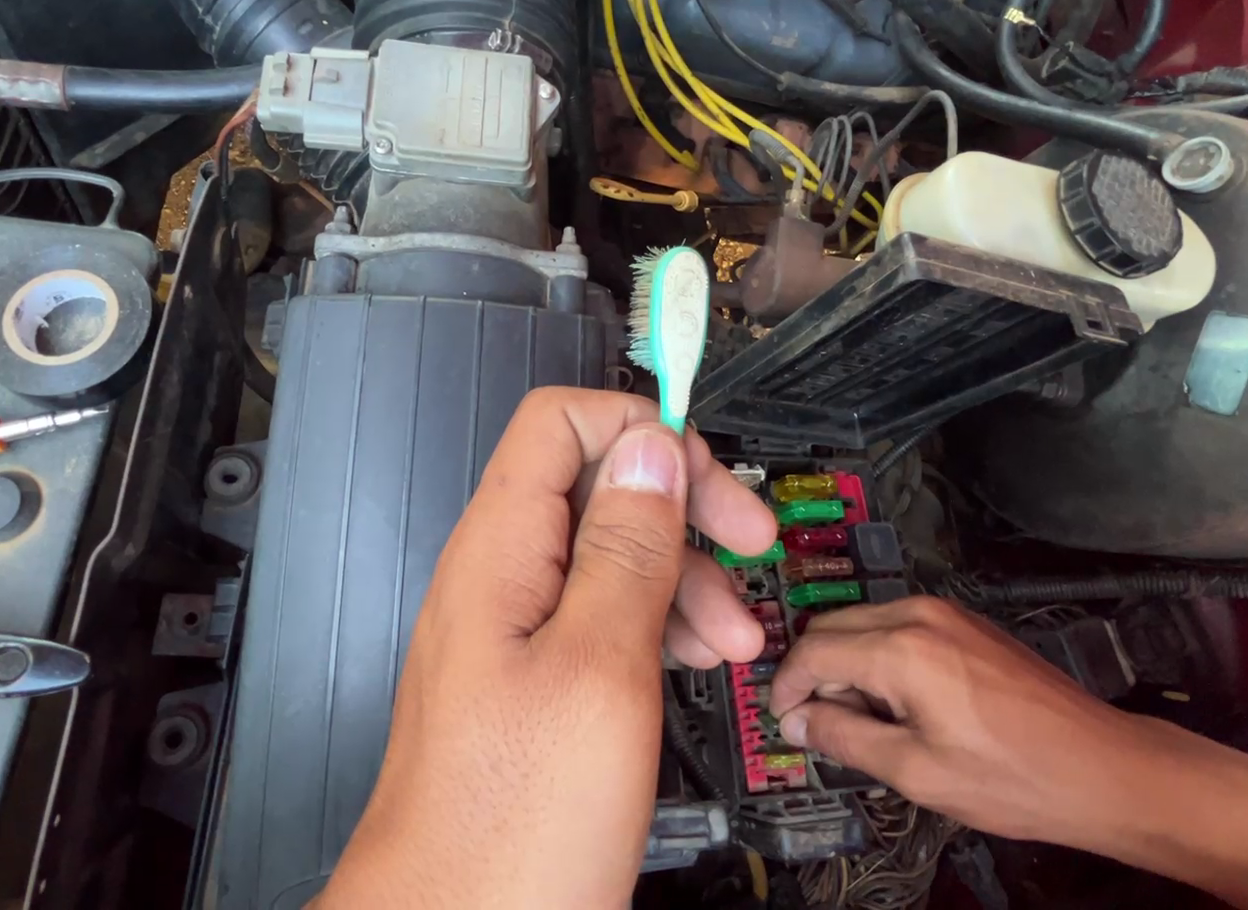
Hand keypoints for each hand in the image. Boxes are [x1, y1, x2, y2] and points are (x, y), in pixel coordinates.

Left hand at [319, 387, 776, 907]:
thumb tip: (650, 451)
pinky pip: (602, 608)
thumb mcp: (600, 668)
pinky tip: (698, 654)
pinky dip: (659, 620)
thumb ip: (627, 548)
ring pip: (609, 548)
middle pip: (594, 481)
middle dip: (678, 502)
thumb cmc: (513, 824)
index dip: (636, 427)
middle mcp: (500, 572)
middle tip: (747, 540)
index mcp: (501, 549)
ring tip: (735, 633)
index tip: (705, 472)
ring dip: (682, 572)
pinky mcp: (535, 668)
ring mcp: (516, 621)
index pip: (559, 422)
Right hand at [769, 596, 1157, 845]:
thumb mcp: (918, 773)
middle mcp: (915, 613)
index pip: (813, 651)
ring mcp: (941, 610)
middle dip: (815, 673)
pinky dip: (876, 654)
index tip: (783, 717)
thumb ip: (844, 738)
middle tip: (826, 724)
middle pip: (829, 627)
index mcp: (901, 649)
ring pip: (859, 623)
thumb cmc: (1015, 779)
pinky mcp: (961, 618)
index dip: (786, 684)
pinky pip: (893, 624)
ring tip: (870, 718)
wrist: (1109, 769)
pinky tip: (901, 698)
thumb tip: (796, 720)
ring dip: (846, 663)